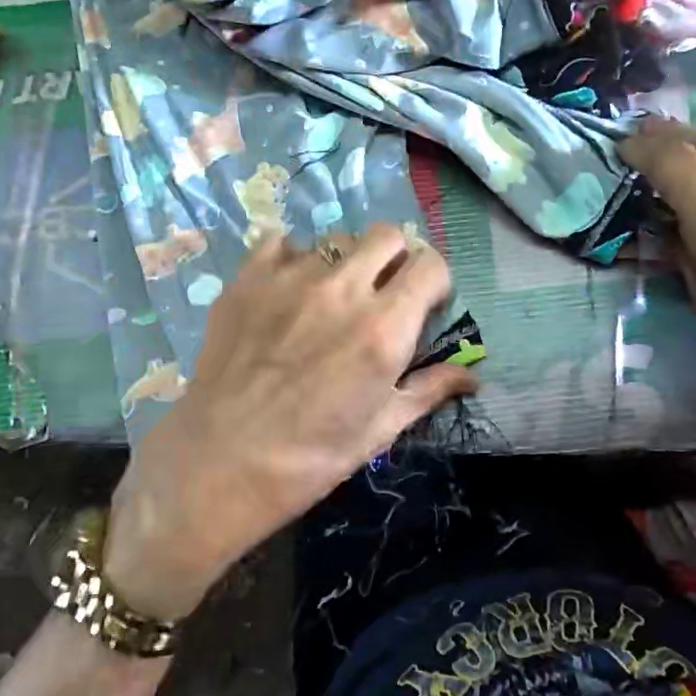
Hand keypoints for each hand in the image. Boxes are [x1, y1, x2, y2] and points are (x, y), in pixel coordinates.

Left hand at [104, 226, 476, 620]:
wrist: (222, 460)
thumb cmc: (311, 455)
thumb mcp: (380, 428)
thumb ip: (428, 389)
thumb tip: (473, 378)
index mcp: (384, 326)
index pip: (430, 264)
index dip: (434, 282)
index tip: (424, 305)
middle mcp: (342, 288)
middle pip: (387, 235)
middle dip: (394, 259)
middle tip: (381, 293)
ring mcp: (290, 277)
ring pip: (334, 240)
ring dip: (343, 263)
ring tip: (327, 299)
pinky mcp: (248, 278)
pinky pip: (280, 243)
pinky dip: (291, 259)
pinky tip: (285, 292)